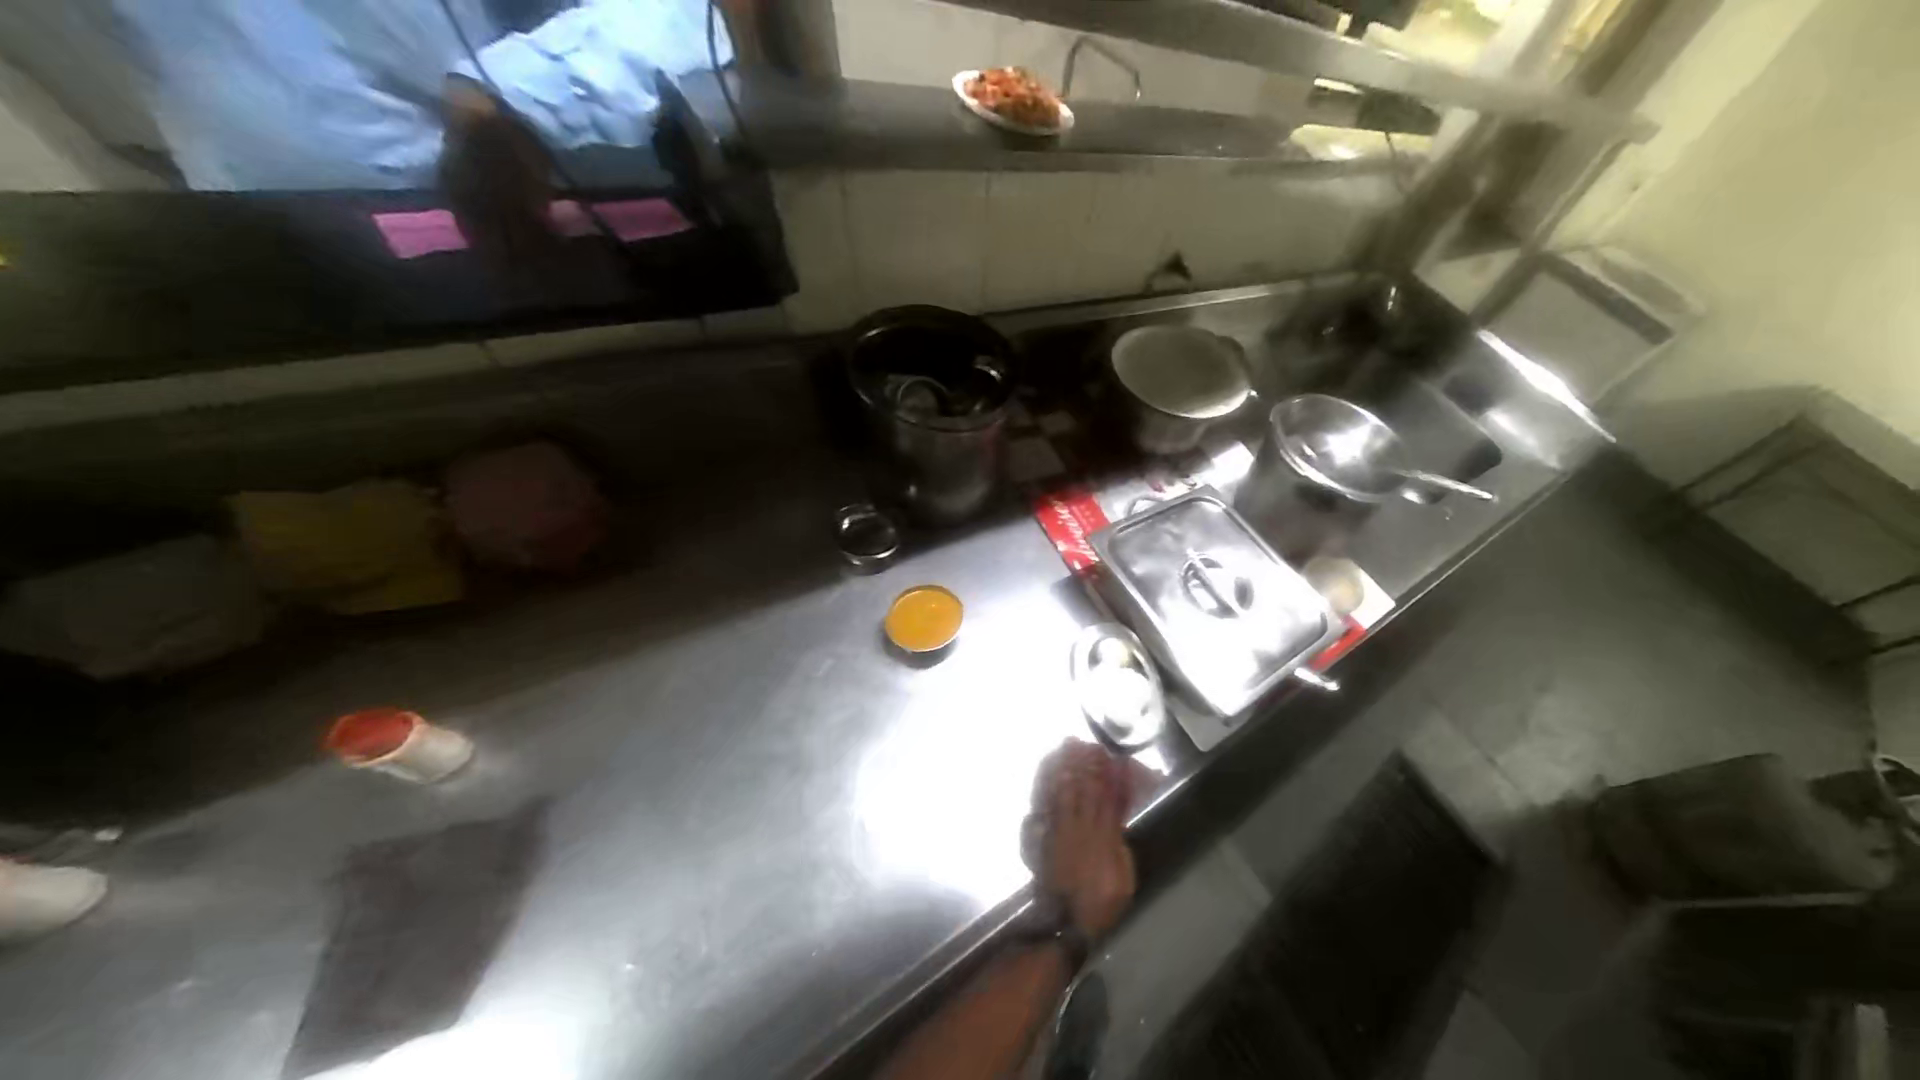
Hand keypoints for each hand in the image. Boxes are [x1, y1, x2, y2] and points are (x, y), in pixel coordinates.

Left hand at [1036, 741, 1135, 939]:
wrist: (1067, 919)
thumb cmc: (1102, 900)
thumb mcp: (1123, 876)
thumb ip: (1119, 843)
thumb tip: (1116, 819)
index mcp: (1103, 836)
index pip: (1108, 798)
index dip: (1109, 776)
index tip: (1110, 756)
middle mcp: (1080, 827)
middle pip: (1082, 789)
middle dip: (1082, 764)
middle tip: (1079, 741)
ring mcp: (1060, 830)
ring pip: (1062, 792)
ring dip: (1063, 768)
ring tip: (1063, 749)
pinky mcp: (1045, 836)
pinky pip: (1046, 806)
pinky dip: (1047, 788)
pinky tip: (1048, 776)